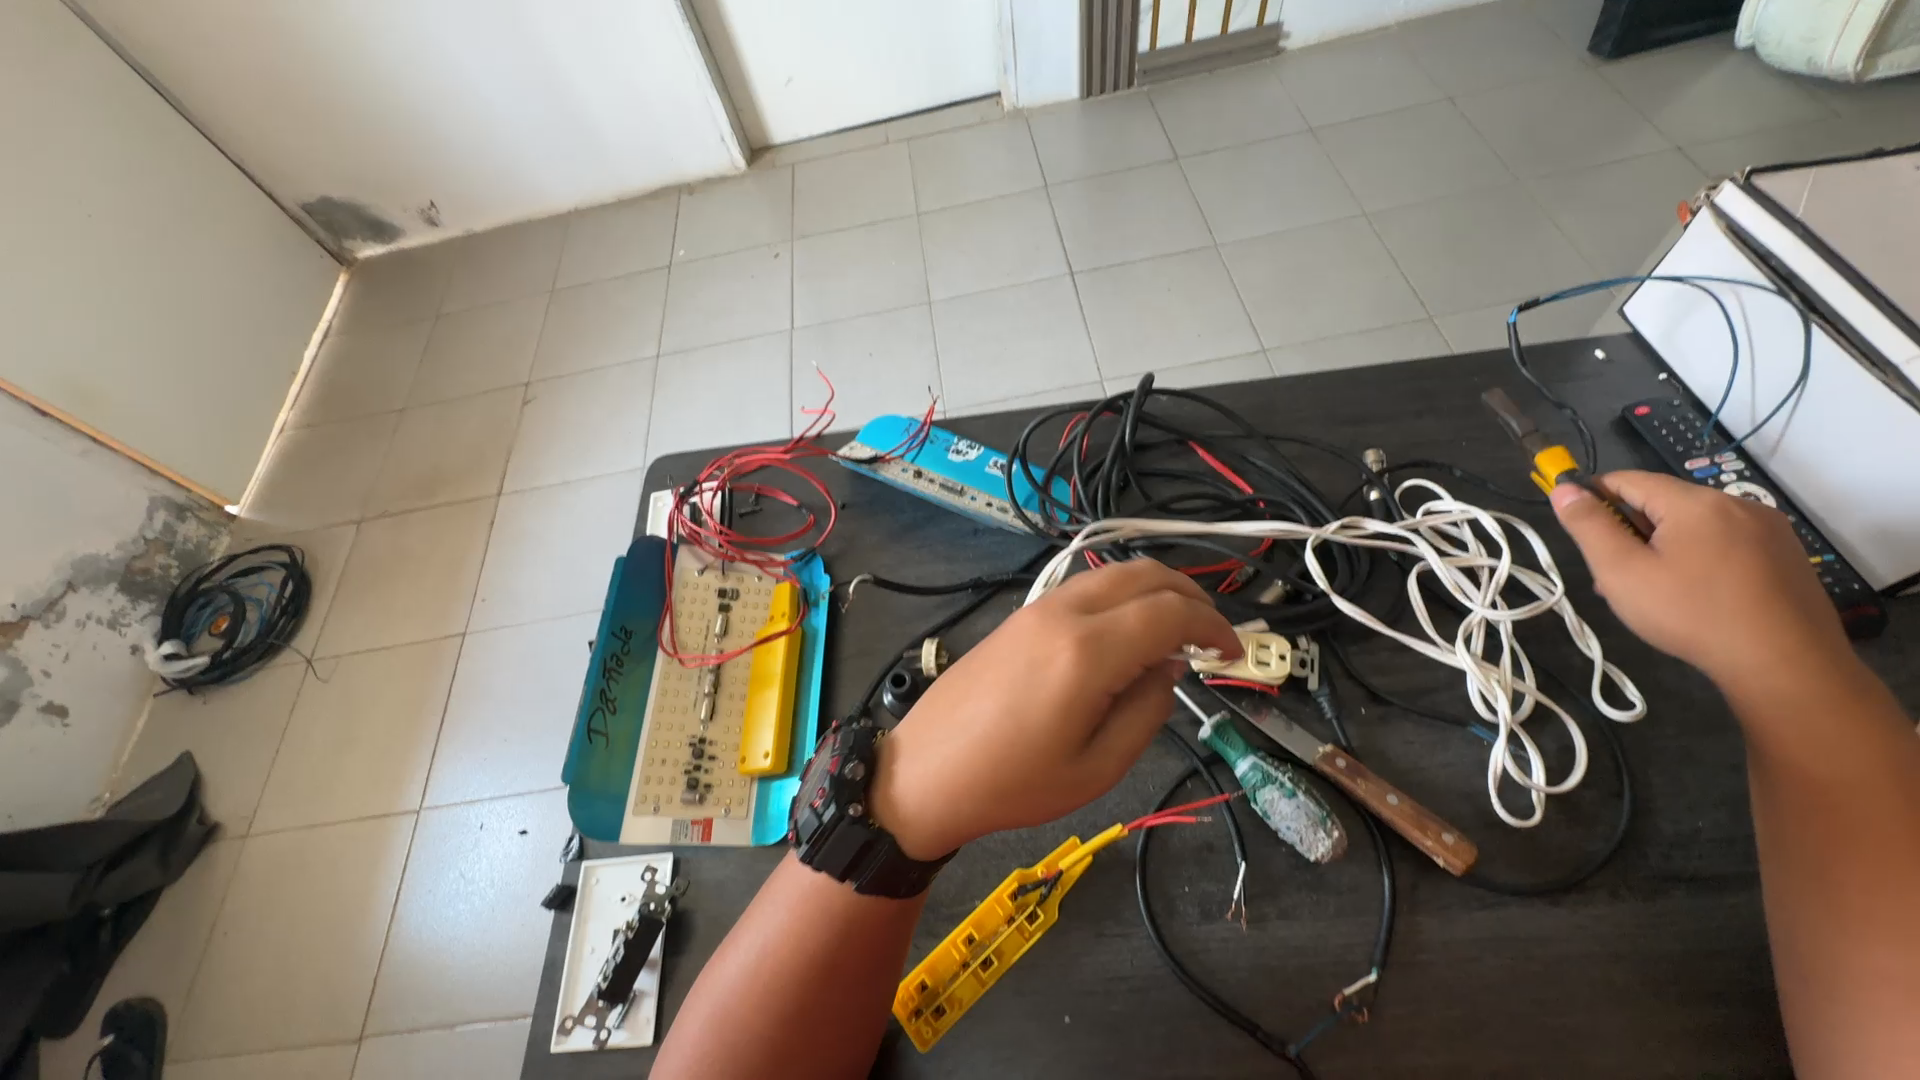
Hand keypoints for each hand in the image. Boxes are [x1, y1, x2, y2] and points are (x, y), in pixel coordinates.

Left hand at [868, 559, 1240, 859]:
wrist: (925, 771)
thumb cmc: (1013, 783)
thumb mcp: (1097, 768)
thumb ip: (1147, 709)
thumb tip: (1170, 665)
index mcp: (1088, 651)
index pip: (1171, 612)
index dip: (1214, 626)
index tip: (1232, 654)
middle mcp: (1064, 612)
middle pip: (1145, 574)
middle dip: (1192, 595)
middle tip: (1212, 635)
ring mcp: (1037, 607)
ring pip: (1113, 572)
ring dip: (1155, 589)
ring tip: (1177, 630)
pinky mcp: (1020, 614)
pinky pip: (1084, 586)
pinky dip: (1121, 595)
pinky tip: (1127, 631)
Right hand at [1550, 470, 1851, 691]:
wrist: (1786, 664)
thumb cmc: (1691, 614)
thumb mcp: (1622, 571)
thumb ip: (1589, 525)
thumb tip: (1563, 489)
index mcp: (1695, 503)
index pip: (1628, 479)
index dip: (1593, 495)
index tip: (1576, 527)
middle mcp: (1737, 504)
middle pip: (1664, 502)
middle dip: (1630, 530)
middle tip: (1613, 574)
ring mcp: (1769, 529)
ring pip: (1695, 525)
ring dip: (1662, 545)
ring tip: (1650, 589)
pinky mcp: (1786, 554)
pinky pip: (1725, 542)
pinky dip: (1697, 556)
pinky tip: (1692, 593)